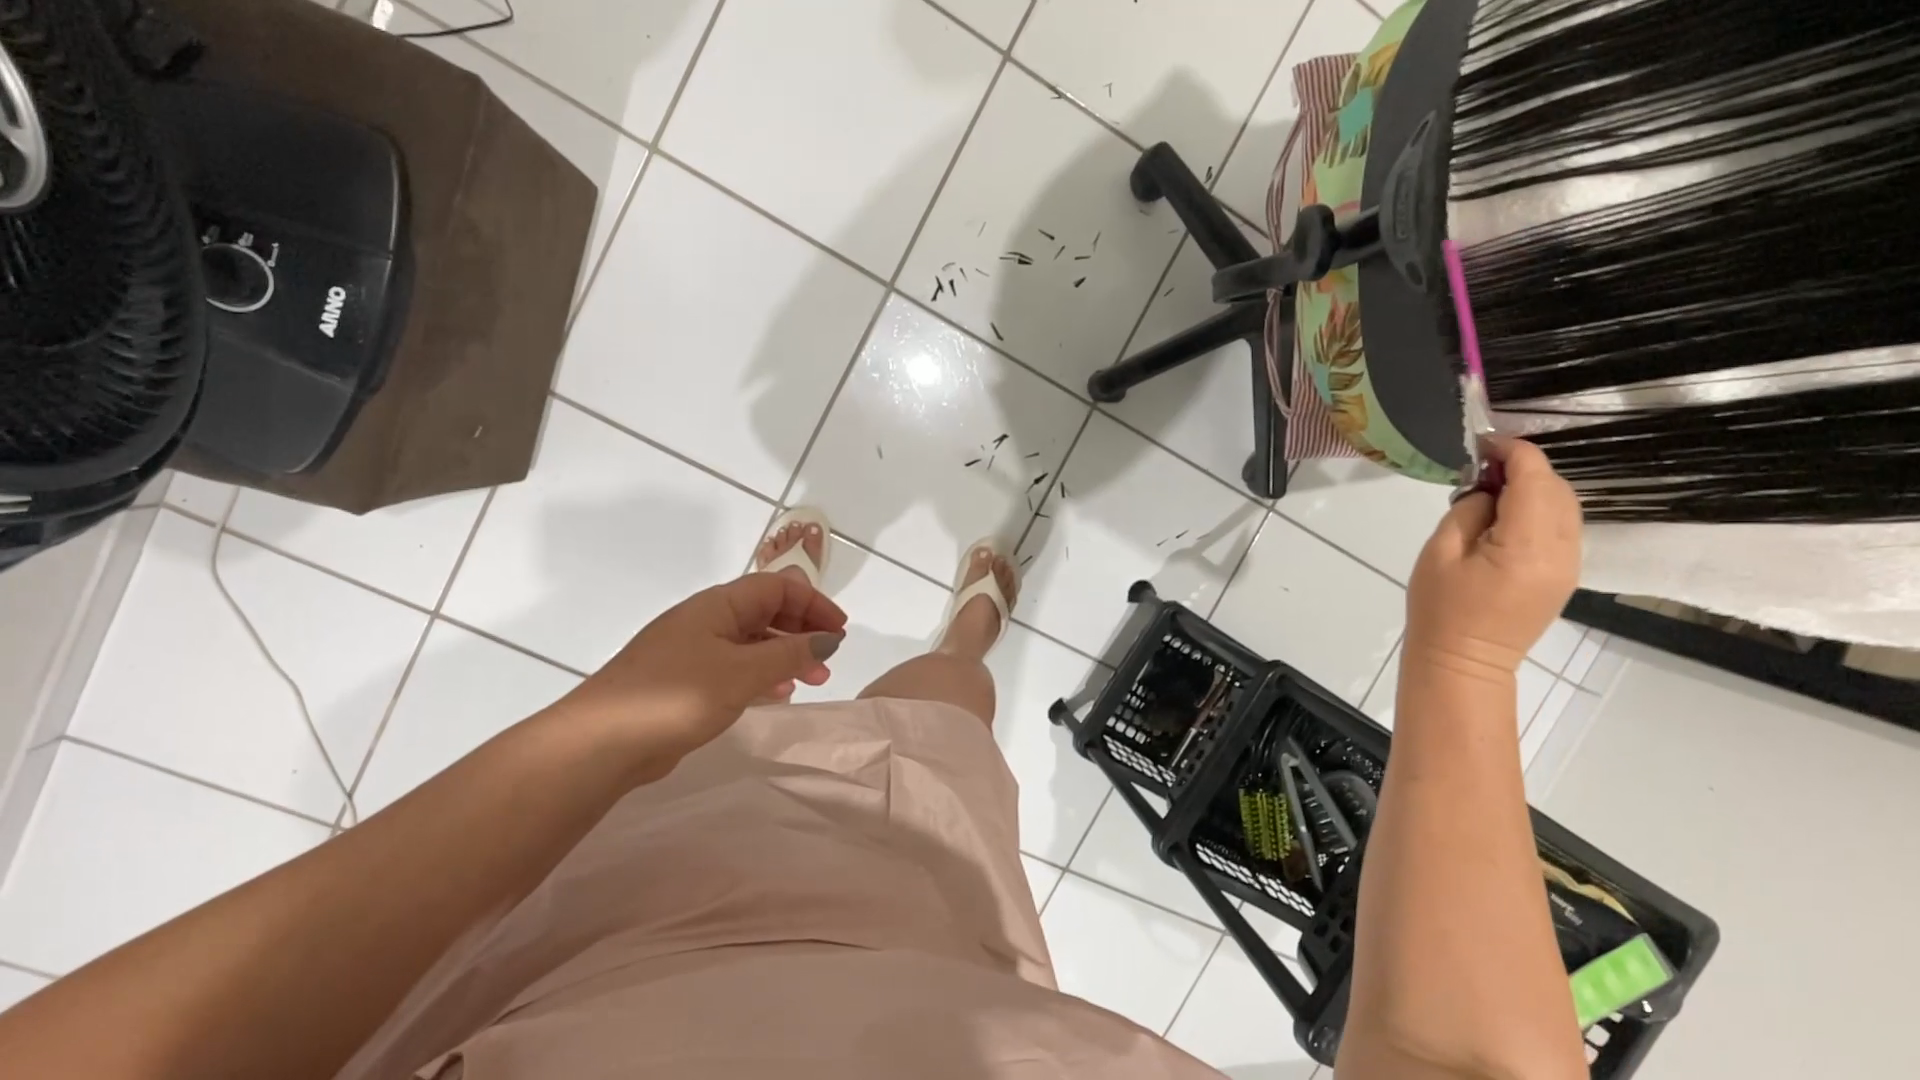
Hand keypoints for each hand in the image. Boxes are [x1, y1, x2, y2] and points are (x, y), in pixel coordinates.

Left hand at [542, 573, 848, 782]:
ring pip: (752, 642)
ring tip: (812, 682)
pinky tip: (776, 696)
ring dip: (785, 655)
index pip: (777, 586)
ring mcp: (692, 652)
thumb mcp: (743, 672)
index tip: (840, 631)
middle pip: (765, 611)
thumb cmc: (676, 696)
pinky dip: (762, 676)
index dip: (813, 602)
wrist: (602, 742)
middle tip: (828, 661)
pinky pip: (735, 668)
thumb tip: (829, 638)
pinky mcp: (684, 683)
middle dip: (803, 630)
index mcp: (718, 605)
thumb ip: (790, 654)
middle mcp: (705, 621)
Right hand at [1405, 440, 1581, 681]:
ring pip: (1566, 505)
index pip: (1534, 478)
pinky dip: (1540, 509)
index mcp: (1527, 545)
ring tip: (1491, 491)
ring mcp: (1570, 565)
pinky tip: (1506, 517)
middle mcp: (1562, 551)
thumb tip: (1488, 490)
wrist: (1463, 662)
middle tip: (1480, 469)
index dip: (1511, 451)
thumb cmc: (1440, 609)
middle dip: (1523, 468)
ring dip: (1534, 488)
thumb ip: (1469, 510)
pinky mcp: (1565, 574)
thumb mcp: (1439, 551)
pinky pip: (1563, 527)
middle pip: (1557, 488)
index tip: (1481, 444)